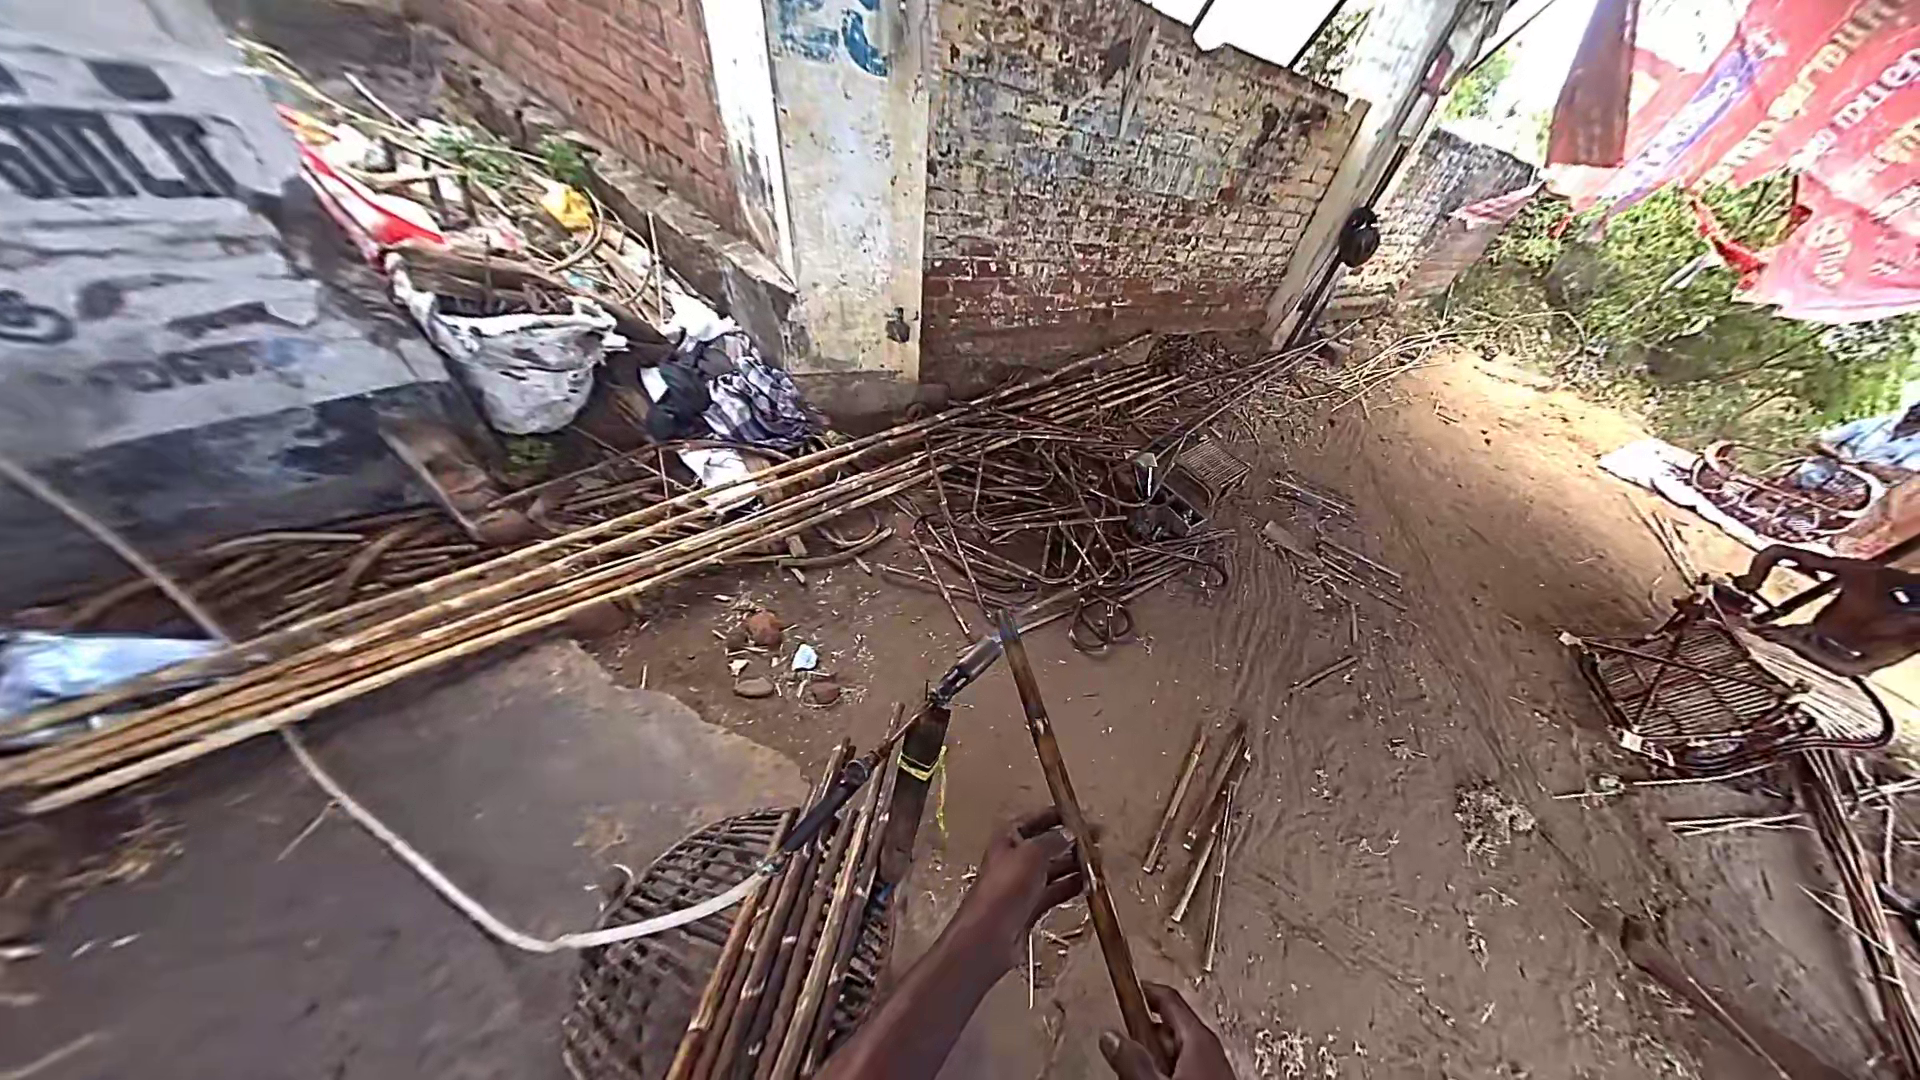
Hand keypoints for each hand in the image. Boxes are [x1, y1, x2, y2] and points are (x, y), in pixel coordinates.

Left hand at [949, 807, 1083, 968]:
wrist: (991, 935)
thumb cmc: (1007, 885)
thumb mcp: (1031, 853)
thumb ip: (1052, 841)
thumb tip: (1069, 833)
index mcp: (1009, 837)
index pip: (1036, 819)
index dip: (1058, 816)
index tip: (1081, 817)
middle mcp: (1015, 857)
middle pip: (1047, 844)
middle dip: (1071, 842)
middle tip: (1097, 840)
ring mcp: (1023, 883)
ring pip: (1053, 869)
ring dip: (1074, 865)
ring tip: (1099, 862)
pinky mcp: (1030, 907)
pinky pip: (1055, 891)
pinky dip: (1071, 886)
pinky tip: (1090, 885)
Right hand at [1100, 983, 1234, 1079]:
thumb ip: (1131, 1059)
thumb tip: (1110, 1037)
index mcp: (1198, 1038)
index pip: (1167, 998)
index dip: (1144, 992)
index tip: (1126, 991)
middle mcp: (1211, 1050)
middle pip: (1172, 1027)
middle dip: (1147, 1035)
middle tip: (1128, 1047)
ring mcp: (1217, 1071)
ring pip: (1181, 1052)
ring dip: (1159, 1059)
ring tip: (1144, 1075)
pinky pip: (1191, 1071)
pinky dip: (1173, 1074)